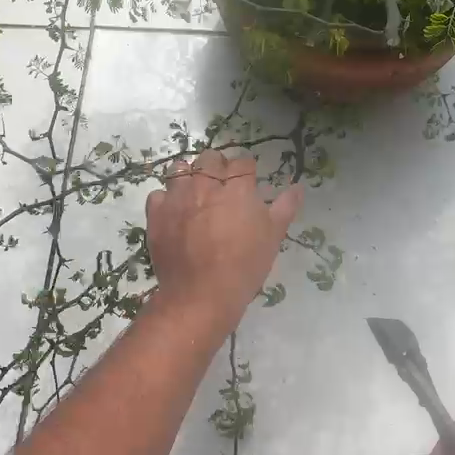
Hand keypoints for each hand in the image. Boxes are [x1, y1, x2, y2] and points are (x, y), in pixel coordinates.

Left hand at [145, 149, 304, 335]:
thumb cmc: (244, 266)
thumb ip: (285, 207)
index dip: (246, 170)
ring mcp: (178, 198)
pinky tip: (174, 212)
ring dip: (189, 176)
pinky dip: (166, 200)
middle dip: (217, 167)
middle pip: (210, 158)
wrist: (201, 296)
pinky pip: (158, 195)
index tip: (248, 181)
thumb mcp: (273, 236)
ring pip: (180, 169)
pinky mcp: (157, 215)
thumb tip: (297, 186)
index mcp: (237, 188)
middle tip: (221, 185)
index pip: (243, 162)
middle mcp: (205, 185)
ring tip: (195, 192)